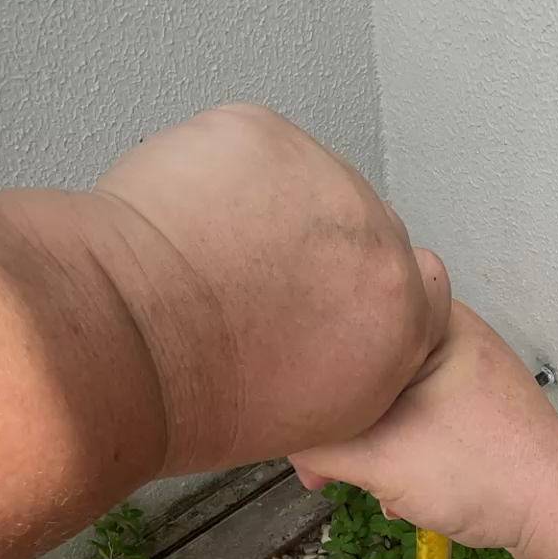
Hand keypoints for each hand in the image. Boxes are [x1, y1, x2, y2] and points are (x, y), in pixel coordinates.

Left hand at [93, 104, 449, 472]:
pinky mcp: (272, 140)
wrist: (138, 348)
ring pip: (315, 183)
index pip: (419, 287)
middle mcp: (385, 256)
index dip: (371, 285)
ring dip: (278, 204)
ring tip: (218, 250)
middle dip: (326, 245)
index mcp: (402, 329)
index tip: (335, 288)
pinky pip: (259, 150)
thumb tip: (342, 329)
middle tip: (262, 273)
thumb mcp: (318, 418)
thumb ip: (358, 362)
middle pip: (370, 230)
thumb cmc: (208, 401)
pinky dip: (228, 173)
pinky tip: (195, 216)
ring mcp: (333, 188)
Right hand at [291, 302, 557, 558]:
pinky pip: (424, 423)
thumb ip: (319, 444)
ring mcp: (472, 376)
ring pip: (394, 404)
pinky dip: (405, 456)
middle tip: (321, 475)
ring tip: (372, 491)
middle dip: (342, 429)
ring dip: (373, 450)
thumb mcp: (378, 457)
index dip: (311, 375)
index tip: (293, 423)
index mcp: (432, 321)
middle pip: (367, 373)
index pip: (346, 325)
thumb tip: (283, 439)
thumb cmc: (475, 471)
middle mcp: (454, 337)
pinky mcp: (482, 414)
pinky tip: (402, 496)